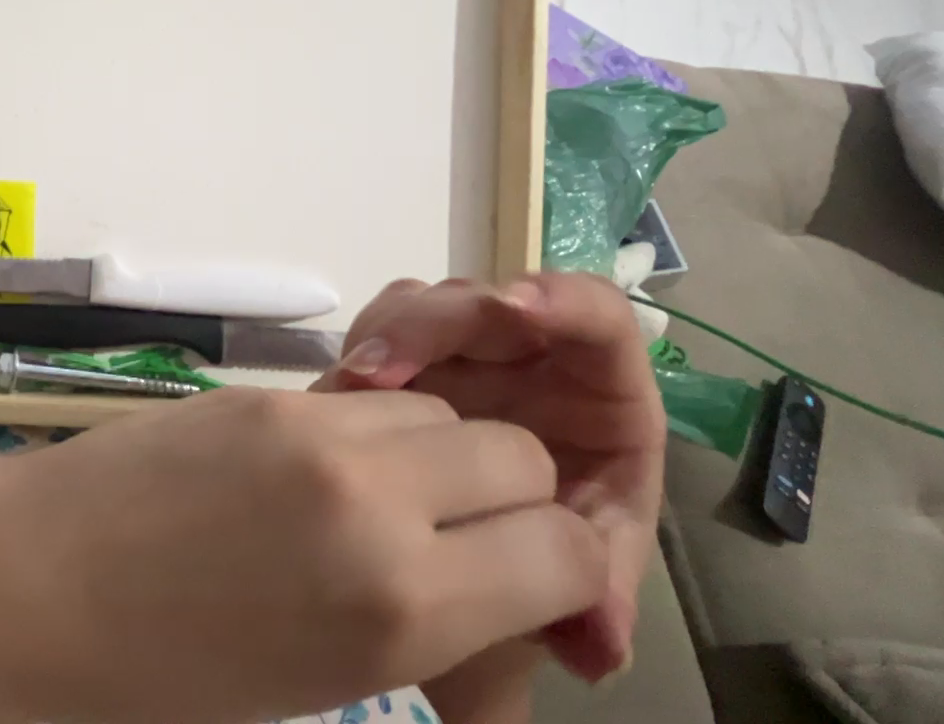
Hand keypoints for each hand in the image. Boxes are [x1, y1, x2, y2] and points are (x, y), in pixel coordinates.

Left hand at [0, 386, 606, 723]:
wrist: (27, 584)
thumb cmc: (160, 673)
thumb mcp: (315, 680)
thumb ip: (419, 625)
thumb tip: (490, 604)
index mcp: (399, 605)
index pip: (565, 551)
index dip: (557, 569)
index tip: (524, 582)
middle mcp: (372, 497)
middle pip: (517, 455)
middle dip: (508, 499)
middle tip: (454, 534)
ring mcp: (309, 428)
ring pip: (438, 412)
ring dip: (434, 453)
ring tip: (376, 495)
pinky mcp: (256, 393)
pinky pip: (359, 398)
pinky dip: (366, 430)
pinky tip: (312, 468)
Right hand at [312, 274, 666, 682]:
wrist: (477, 570)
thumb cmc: (545, 562)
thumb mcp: (577, 581)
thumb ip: (594, 597)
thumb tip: (603, 644)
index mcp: (595, 393)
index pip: (593, 314)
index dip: (561, 299)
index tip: (513, 309)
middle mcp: (526, 359)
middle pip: (487, 302)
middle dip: (433, 321)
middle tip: (382, 366)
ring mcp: (460, 356)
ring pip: (424, 307)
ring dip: (387, 334)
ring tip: (354, 384)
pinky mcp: (406, 363)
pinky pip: (380, 335)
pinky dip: (360, 353)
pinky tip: (341, 391)